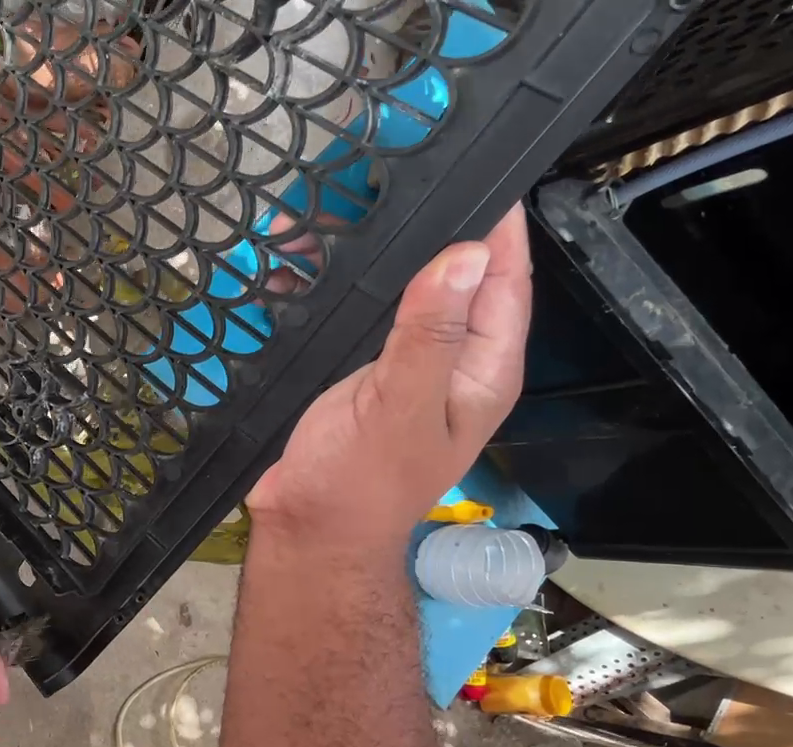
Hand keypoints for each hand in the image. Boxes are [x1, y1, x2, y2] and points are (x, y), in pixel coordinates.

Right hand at [246, 204, 531, 551]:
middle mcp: (443, 359)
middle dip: (409, 233)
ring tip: (311, 222)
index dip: (494, 223)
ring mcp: (392, 368)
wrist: (303, 530)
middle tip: (367, 184)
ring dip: (353, 261)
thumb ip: (429, 335)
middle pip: (442, 278)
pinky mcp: (346, 378)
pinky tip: (288, 272)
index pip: (504, 277)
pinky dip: (318, 295)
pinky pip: (341, 322)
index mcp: (479, 366)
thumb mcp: (399, 406)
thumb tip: (466, 253)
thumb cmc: (359, 480)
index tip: (469, 169)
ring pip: (385, 296)